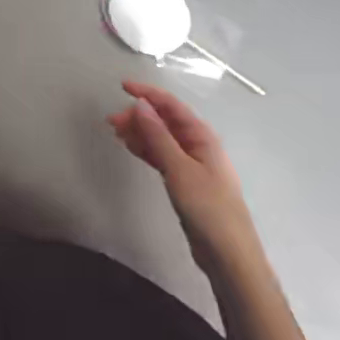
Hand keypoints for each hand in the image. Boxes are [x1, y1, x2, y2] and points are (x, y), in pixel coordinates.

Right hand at [107, 80, 245, 223]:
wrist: (227, 253)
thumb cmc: (207, 207)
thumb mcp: (179, 169)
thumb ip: (158, 136)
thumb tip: (140, 105)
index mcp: (202, 137)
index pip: (172, 106)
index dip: (148, 93)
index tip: (122, 86)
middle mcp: (197, 145)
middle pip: (165, 121)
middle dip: (139, 115)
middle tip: (111, 121)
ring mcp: (191, 164)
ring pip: (161, 138)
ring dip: (139, 132)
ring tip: (115, 131)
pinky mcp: (184, 181)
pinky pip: (161, 155)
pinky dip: (146, 149)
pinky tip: (130, 146)